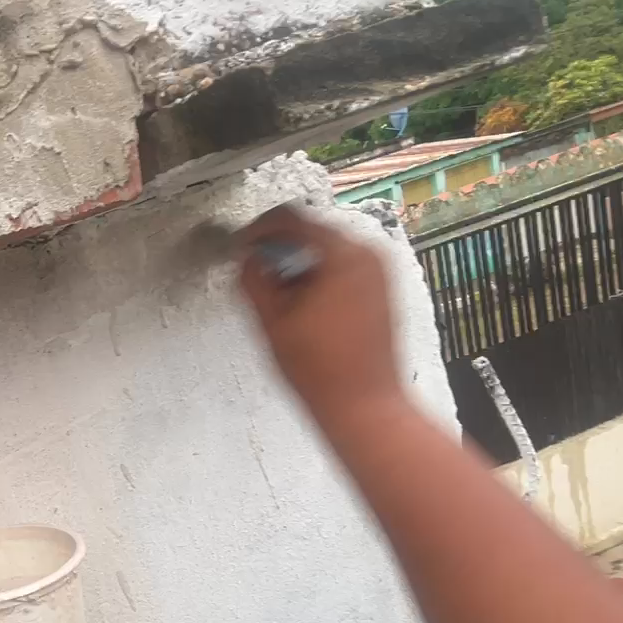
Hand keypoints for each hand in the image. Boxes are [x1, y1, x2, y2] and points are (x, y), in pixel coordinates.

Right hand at [234, 205, 404, 428]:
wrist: (363, 404)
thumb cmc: (321, 370)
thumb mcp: (271, 321)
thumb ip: (253, 280)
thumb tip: (247, 259)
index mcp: (343, 254)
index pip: (291, 217)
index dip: (257, 230)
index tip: (241, 247)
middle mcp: (369, 253)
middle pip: (311, 232)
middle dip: (279, 251)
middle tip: (255, 278)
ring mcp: (380, 271)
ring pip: (325, 251)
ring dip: (296, 267)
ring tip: (278, 301)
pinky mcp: (382, 289)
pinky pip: (342, 268)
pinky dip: (317, 277)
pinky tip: (301, 309)